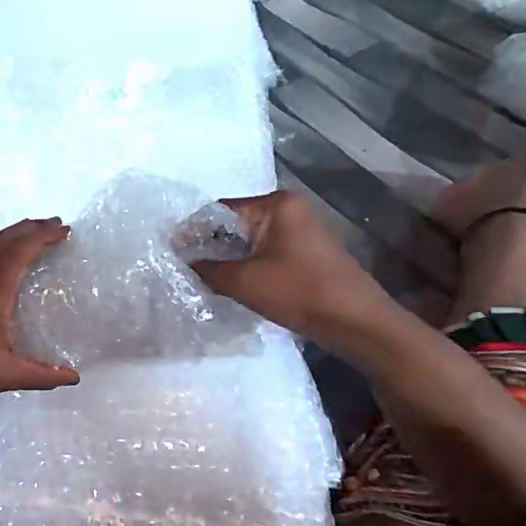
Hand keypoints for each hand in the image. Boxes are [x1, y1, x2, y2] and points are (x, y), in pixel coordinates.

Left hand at [0, 218, 81, 403]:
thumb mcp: (10, 374)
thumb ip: (45, 375)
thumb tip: (74, 377)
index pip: (19, 253)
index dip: (42, 237)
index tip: (64, 231)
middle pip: (2, 241)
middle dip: (30, 228)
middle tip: (55, 224)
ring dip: (11, 234)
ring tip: (32, 233)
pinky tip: (4, 256)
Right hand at [191, 190, 399, 342]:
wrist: (355, 321)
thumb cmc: (299, 292)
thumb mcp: (243, 281)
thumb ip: (207, 268)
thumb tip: (183, 262)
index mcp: (276, 204)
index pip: (220, 210)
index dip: (193, 231)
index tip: (170, 251)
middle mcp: (289, 209)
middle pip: (234, 223)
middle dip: (208, 245)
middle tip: (181, 266)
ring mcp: (299, 230)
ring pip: (248, 240)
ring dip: (226, 258)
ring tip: (200, 277)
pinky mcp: (304, 252)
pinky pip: (263, 252)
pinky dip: (245, 265)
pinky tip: (230, 283)